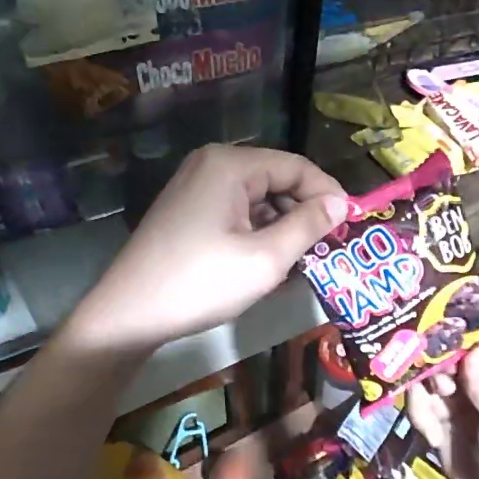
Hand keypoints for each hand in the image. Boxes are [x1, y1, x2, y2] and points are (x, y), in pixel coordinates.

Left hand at [67, 145, 346, 350]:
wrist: (129, 314)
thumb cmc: (200, 283)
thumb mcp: (265, 259)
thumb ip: (308, 226)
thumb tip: (340, 203)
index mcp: (230, 165)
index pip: (296, 166)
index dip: (328, 194)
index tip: (349, 227)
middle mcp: (211, 164)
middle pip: (276, 180)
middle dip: (303, 214)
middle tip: (325, 250)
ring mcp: (195, 186)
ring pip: (256, 199)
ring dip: (280, 228)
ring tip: (298, 264)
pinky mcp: (186, 210)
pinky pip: (234, 212)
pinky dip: (255, 234)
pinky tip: (266, 266)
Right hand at [406, 333, 478, 478]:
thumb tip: (472, 352)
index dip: (474, 329)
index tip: (444, 324)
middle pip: (459, 352)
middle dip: (441, 358)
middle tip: (428, 369)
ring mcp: (464, 400)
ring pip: (435, 374)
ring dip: (427, 384)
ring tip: (429, 400)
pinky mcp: (442, 418)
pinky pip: (422, 403)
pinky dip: (419, 411)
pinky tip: (427, 430)